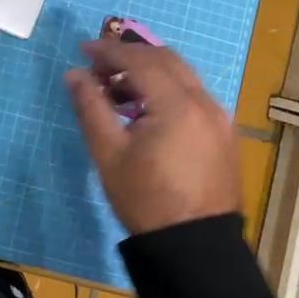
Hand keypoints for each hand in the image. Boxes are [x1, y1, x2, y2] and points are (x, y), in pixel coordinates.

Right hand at [64, 38, 240, 235]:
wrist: (196, 247)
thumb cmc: (146, 199)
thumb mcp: (108, 152)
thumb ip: (90, 106)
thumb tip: (75, 74)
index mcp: (177, 105)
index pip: (140, 60)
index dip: (108, 50)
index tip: (82, 51)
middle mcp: (204, 103)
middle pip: (165, 59)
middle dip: (130, 55)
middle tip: (99, 67)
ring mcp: (219, 118)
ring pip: (182, 75)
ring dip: (149, 71)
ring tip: (117, 90)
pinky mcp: (224, 134)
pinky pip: (193, 95)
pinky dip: (167, 89)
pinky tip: (145, 109)